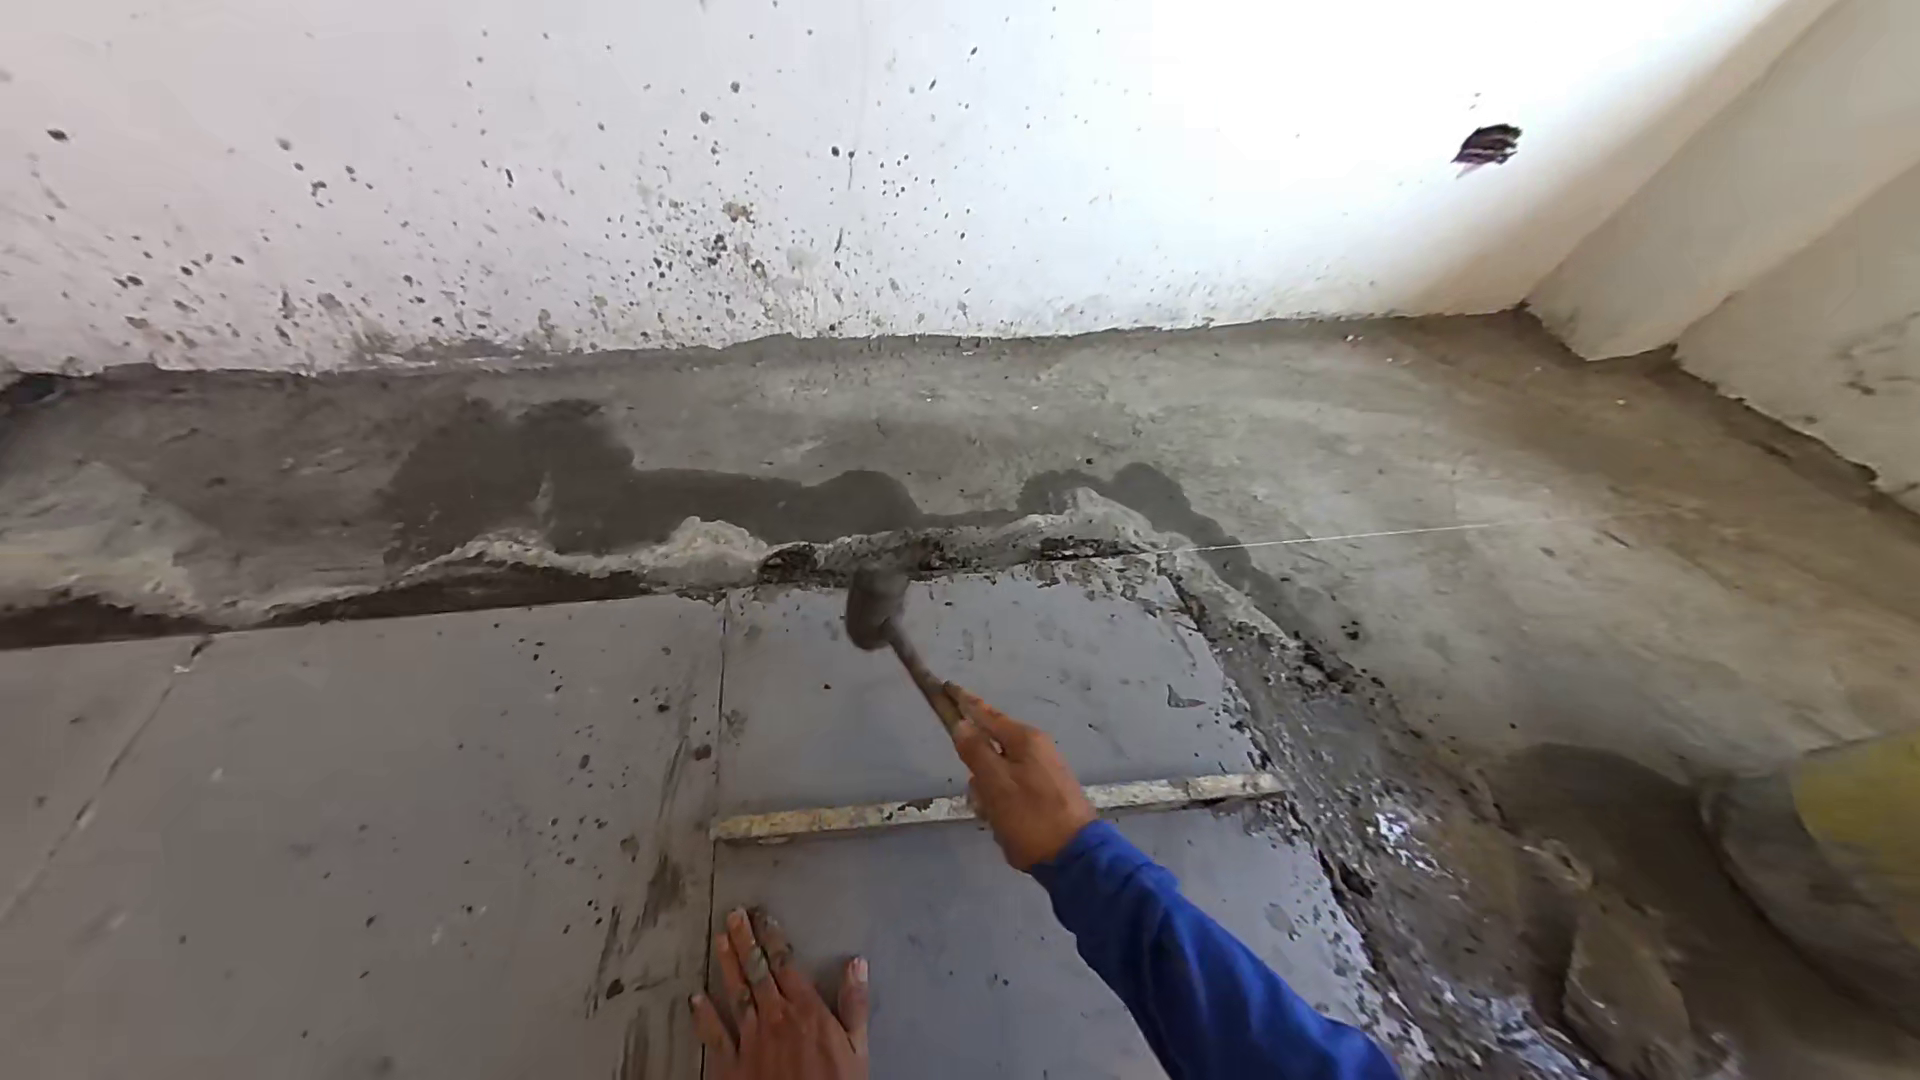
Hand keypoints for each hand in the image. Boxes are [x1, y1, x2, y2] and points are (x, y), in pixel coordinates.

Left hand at [692, 907, 868, 1079]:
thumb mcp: (857, 1048)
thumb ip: (854, 1004)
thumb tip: (857, 962)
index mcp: (805, 1009)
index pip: (785, 963)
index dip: (773, 938)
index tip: (763, 916)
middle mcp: (775, 1017)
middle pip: (758, 971)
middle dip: (745, 940)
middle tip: (735, 915)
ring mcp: (750, 1042)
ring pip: (736, 994)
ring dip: (727, 965)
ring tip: (719, 939)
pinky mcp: (732, 1068)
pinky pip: (715, 1038)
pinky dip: (704, 1017)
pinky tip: (695, 998)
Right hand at [946, 684, 1097, 870]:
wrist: (1077, 857)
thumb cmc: (1032, 818)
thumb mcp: (996, 784)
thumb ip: (976, 752)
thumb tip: (961, 723)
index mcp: (1024, 739)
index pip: (986, 713)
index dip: (964, 701)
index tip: (947, 686)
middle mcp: (1036, 748)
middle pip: (991, 748)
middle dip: (979, 774)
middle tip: (984, 801)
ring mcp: (1044, 769)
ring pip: (1000, 774)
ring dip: (992, 796)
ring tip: (1000, 821)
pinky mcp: (1048, 791)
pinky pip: (1013, 790)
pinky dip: (1005, 806)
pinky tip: (1009, 828)